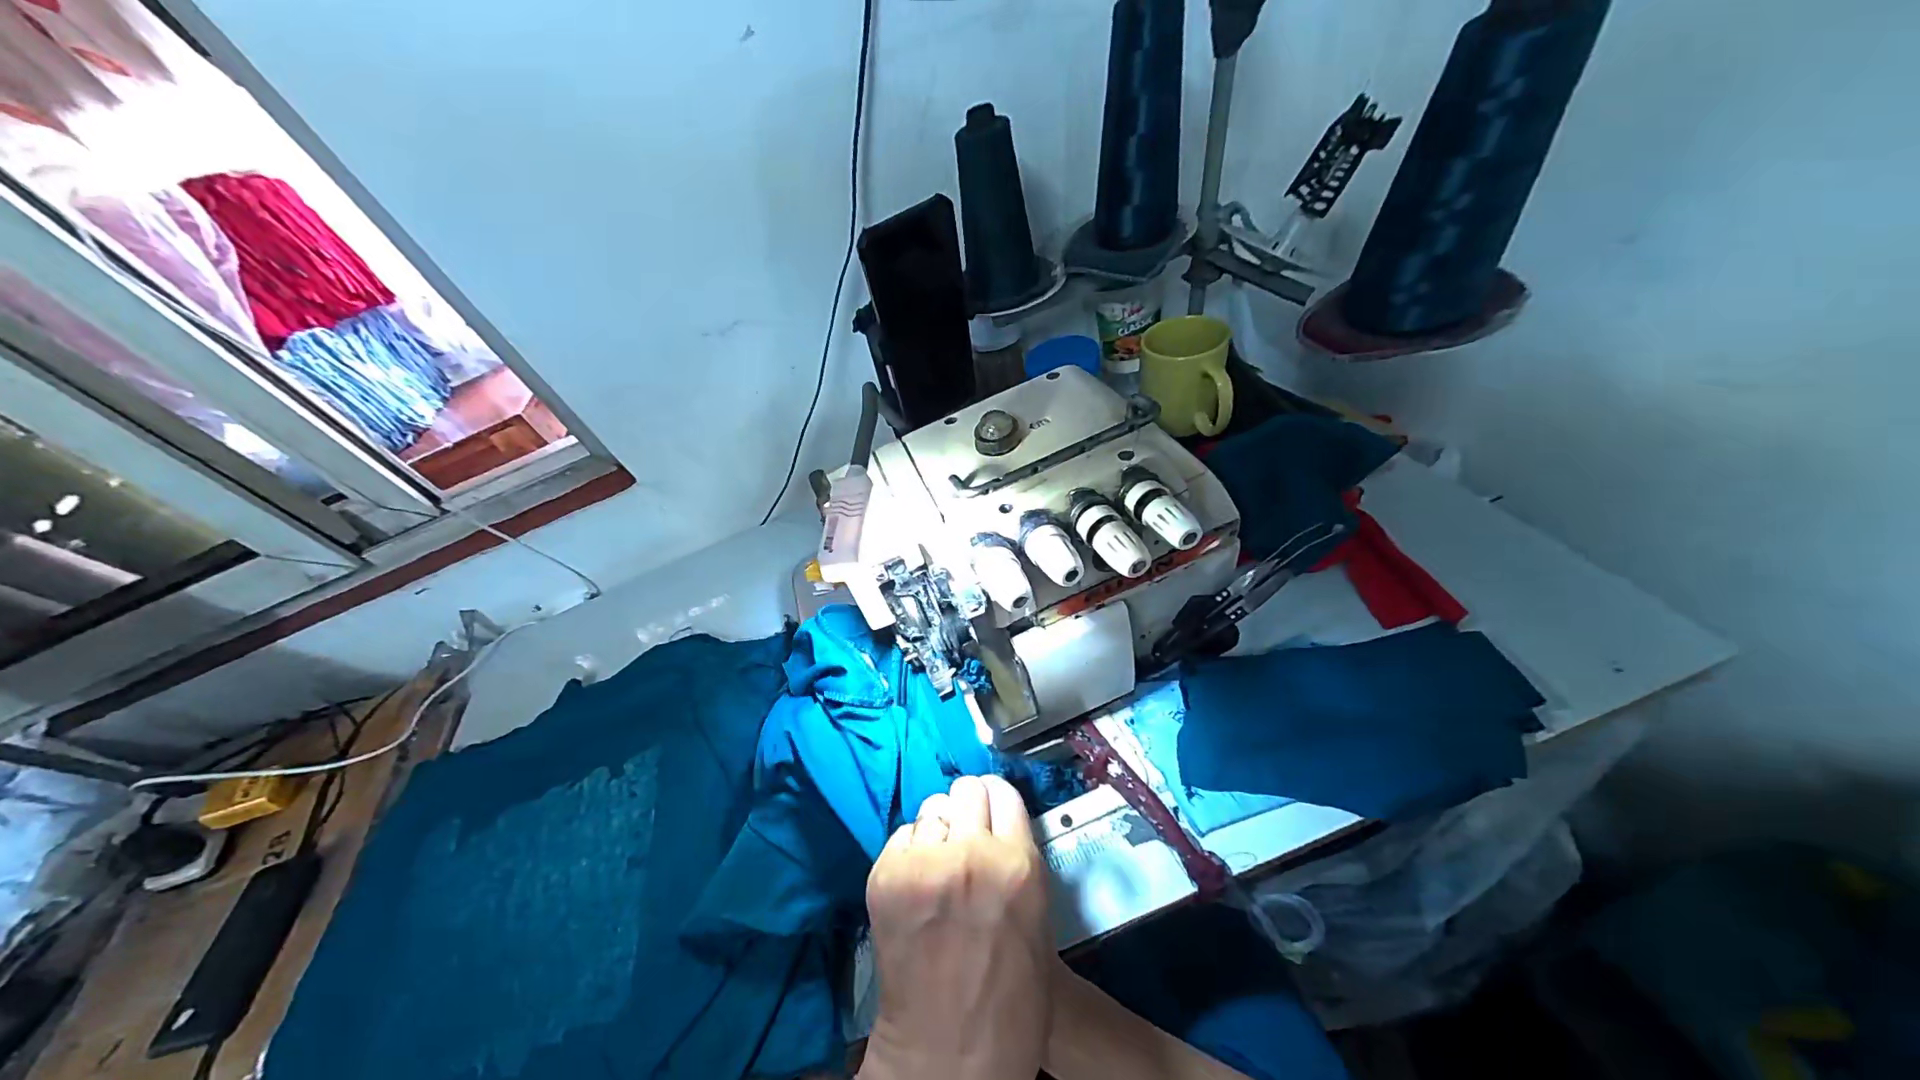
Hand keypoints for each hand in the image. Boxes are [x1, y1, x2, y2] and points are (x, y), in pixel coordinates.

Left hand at [859, 774, 1053, 1079]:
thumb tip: (998, 821)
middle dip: (966, 810)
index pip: (1003, 792)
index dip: (997, 804)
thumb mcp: (1037, 918)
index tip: (991, 815)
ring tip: (939, 865)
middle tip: (964, 838)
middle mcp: (969, 854)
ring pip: (930, 808)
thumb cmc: (1008, 998)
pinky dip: (910, 851)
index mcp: (1017, 866)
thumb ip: (1018, 860)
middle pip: (965, 789)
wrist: (948, 1052)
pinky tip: (916, 883)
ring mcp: (922, 864)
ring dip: (937, 830)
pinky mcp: (884, 875)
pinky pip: (901, 835)